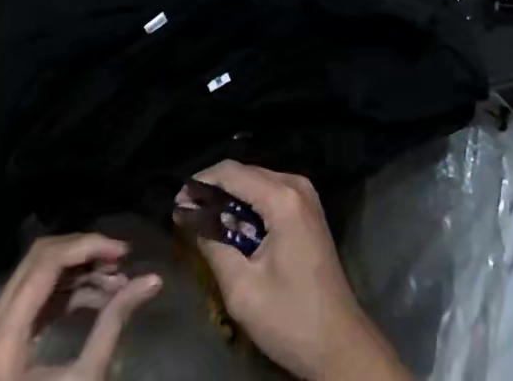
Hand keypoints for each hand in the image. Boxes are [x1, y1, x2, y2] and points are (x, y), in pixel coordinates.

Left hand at [0, 235, 161, 380]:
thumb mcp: (85, 378)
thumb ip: (114, 322)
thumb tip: (153, 280)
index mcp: (4, 337)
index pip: (45, 264)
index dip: (87, 247)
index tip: (124, 252)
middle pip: (38, 260)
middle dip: (84, 253)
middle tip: (120, 260)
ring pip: (38, 276)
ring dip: (80, 272)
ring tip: (118, 284)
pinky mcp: (4, 344)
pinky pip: (36, 300)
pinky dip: (69, 292)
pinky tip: (100, 299)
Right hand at [181, 162, 410, 380]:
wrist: (337, 341)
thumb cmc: (289, 316)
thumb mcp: (241, 287)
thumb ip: (213, 244)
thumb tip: (188, 214)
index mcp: (283, 198)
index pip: (232, 172)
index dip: (200, 184)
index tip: (175, 206)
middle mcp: (297, 186)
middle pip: (245, 174)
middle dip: (213, 193)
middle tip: (185, 219)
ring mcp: (306, 197)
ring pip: (256, 184)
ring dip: (230, 202)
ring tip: (204, 230)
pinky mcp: (307, 211)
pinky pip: (270, 196)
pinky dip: (248, 209)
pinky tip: (234, 235)